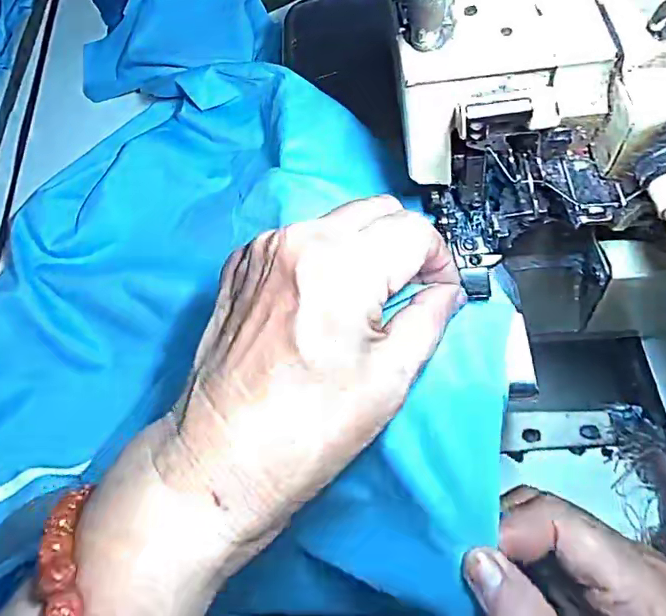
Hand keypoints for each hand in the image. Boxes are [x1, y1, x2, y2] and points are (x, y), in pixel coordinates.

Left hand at [74, 196, 466, 614]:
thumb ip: (428, 320)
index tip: (441, 288)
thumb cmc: (300, 432)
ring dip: (364, 248)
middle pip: (378, 210)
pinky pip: (300, 237)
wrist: (219, 456)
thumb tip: (446, 293)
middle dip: (404, 245)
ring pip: (338, 220)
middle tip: (411, 291)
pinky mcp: (243, 262)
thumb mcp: (387, 380)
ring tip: (364, 304)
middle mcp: (297, 240)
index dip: (440, 260)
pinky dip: (322, 257)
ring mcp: (265, 248)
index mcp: (338, 265)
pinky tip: (322, 303)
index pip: (414, 229)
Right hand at [463, 487, 665, 615]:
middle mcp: (642, 568)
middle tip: (465, 566)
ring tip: (480, 582)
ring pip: (550, 539)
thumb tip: (478, 561)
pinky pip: (561, 567)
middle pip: (552, 518)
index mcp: (647, 582)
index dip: (505, 528)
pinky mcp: (617, 600)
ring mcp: (631, 581)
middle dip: (503, 537)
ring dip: (511, 556)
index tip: (467, 556)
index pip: (556, 517)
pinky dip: (529, 578)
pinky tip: (508, 596)